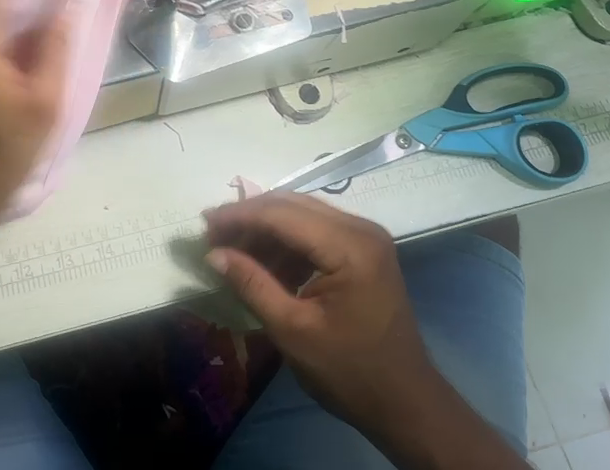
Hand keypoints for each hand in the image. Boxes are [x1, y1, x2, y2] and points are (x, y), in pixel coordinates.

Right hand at [204, 193, 444, 438]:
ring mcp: (366, 238)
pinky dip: (287, 244)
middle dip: (250, 218)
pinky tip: (263, 265)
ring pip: (303, 216)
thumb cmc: (349, 372)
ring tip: (232, 252)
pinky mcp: (364, 251)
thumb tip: (214, 254)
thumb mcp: (292, 331)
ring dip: (266, 231)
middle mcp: (361, 229)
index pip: (283, 214)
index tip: (203, 224)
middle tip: (212, 236)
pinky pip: (317, 232)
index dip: (239, 216)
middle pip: (293, 206)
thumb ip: (252, 285)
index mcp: (350, 246)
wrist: (406, 403)